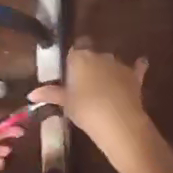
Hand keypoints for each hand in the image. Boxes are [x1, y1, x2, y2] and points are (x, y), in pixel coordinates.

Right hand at [27, 43, 150, 149]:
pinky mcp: (134, 76)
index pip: (73, 52)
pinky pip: (136, 68)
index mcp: (79, 58)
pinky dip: (136, 67)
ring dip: (107, 71)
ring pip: (110, 63)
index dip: (71, 63)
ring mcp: (119, 64)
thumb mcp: (65, 103)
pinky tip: (141, 64)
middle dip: (88, 66)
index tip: (69, 75)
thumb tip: (31, 94)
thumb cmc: (85, 109)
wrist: (117, 121)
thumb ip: (50, 94)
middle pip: (92, 56)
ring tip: (103, 88)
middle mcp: (99, 55)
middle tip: (83, 85)